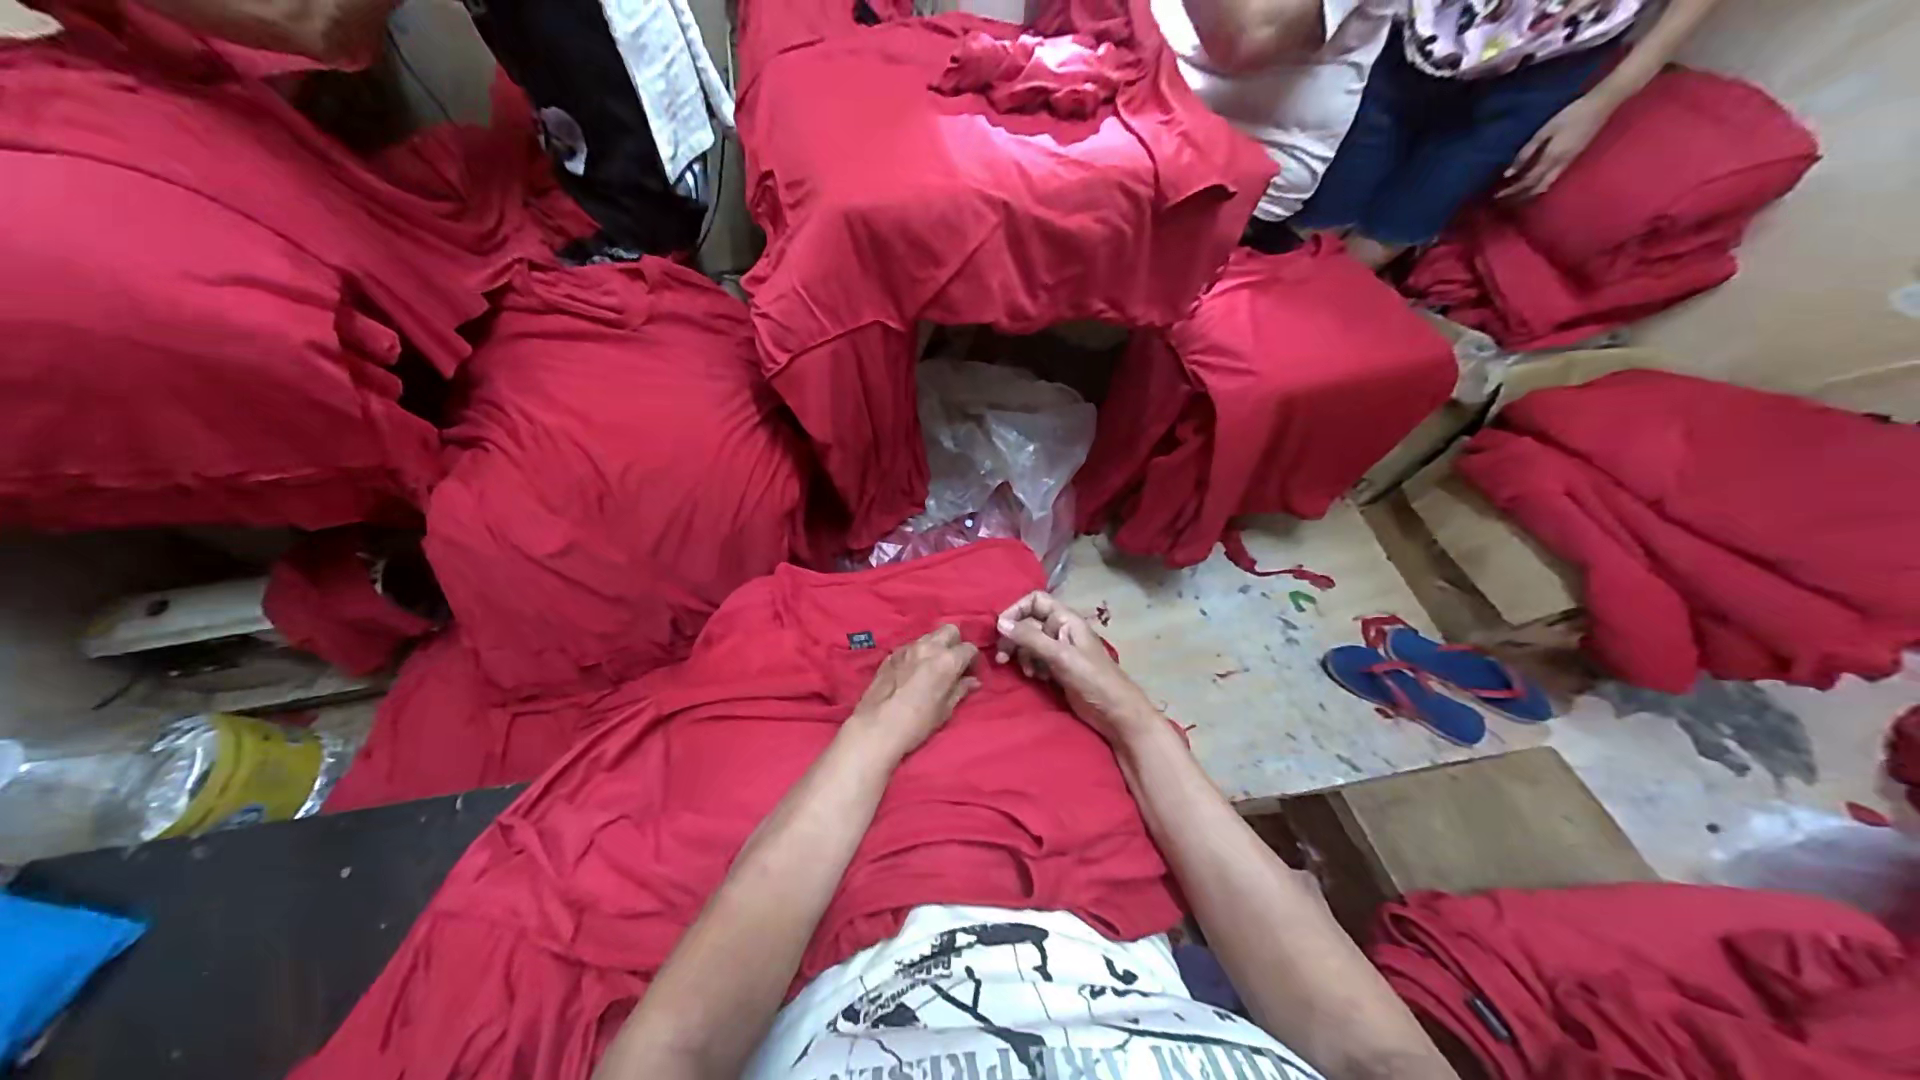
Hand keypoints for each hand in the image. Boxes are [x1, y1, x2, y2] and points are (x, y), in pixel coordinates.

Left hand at [844, 625, 980, 760]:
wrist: (877, 727)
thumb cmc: (917, 723)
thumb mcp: (945, 709)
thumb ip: (961, 689)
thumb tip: (973, 681)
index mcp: (947, 660)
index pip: (969, 648)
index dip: (973, 661)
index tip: (970, 674)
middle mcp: (928, 646)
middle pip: (950, 630)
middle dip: (956, 643)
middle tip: (953, 664)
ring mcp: (907, 648)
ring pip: (929, 636)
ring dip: (936, 646)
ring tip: (933, 667)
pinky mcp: (891, 654)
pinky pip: (911, 647)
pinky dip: (918, 654)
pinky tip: (914, 671)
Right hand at [993, 591, 1163, 743]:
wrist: (1115, 712)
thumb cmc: (1092, 679)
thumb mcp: (1060, 656)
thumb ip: (1030, 638)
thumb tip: (1000, 623)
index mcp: (1066, 619)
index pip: (1035, 600)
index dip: (1016, 610)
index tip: (1002, 629)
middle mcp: (1061, 630)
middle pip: (1028, 623)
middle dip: (1014, 638)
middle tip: (1002, 657)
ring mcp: (1060, 649)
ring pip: (1029, 643)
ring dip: (1022, 655)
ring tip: (1027, 672)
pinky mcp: (1058, 668)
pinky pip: (1036, 659)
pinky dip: (1031, 666)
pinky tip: (1036, 678)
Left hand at [1499, 94, 1613, 200]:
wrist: (1603, 104)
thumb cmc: (1571, 114)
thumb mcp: (1545, 131)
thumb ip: (1527, 152)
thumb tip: (1508, 173)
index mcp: (1551, 158)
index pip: (1527, 182)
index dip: (1511, 191)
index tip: (1496, 196)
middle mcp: (1560, 165)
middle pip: (1536, 189)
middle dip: (1518, 197)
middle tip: (1502, 201)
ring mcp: (1568, 163)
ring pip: (1545, 186)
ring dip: (1528, 194)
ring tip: (1514, 196)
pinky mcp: (1573, 159)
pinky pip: (1553, 179)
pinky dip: (1539, 186)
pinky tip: (1532, 185)